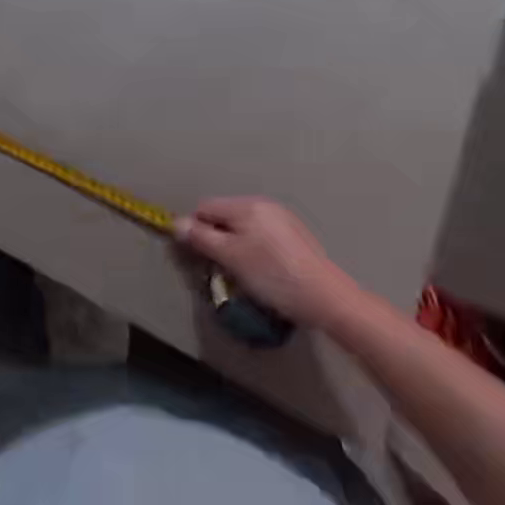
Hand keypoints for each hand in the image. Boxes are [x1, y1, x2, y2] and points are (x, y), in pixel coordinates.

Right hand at [173, 197, 361, 329]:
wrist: (329, 300)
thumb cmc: (274, 276)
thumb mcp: (230, 258)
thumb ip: (201, 238)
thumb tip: (176, 223)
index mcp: (246, 205)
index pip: (204, 207)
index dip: (196, 229)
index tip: (200, 255)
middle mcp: (263, 205)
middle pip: (223, 214)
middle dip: (216, 237)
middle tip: (222, 265)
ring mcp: (282, 219)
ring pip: (242, 226)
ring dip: (234, 243)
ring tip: (243, 270)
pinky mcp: (295, 236)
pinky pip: (260, 234)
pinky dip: (254, 247)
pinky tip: (264, 270)